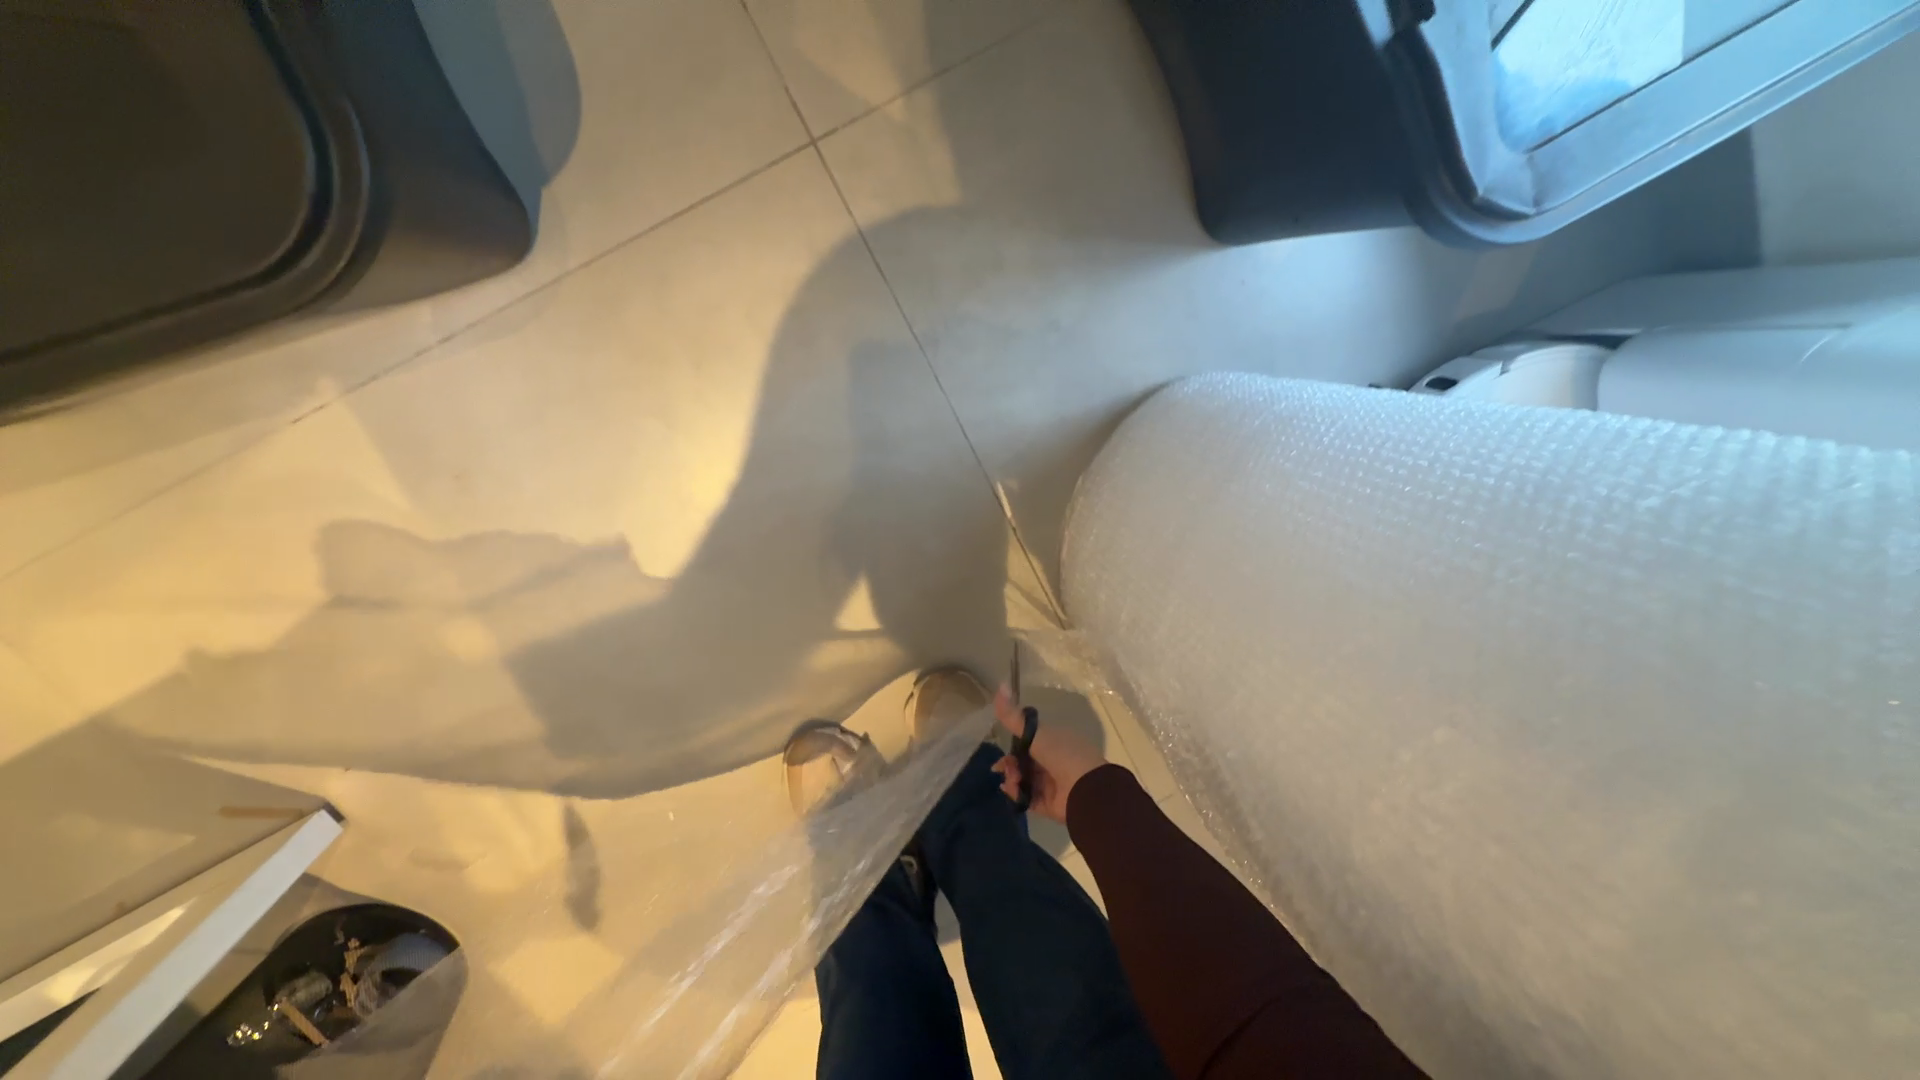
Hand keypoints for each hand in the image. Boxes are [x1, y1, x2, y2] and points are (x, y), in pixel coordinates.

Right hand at [990, 684, 1106, 822]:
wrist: (1086, 789)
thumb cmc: (1063, 755)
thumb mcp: (1035, 733)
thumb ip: (1014, 716)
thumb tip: (1000, 684)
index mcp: (1055, 742)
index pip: (1029, 742)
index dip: (1013, 746)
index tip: (1001, 750)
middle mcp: (1054, 762)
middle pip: (1023, 762)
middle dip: (1010, 764)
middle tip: (1002, 769)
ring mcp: (1052, 784)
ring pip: (1024, 780)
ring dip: (1012, 778)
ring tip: (1012, 780)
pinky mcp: (1049, 804)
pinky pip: (1028, 798)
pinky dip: (1017, 794)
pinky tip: (1011, 790)